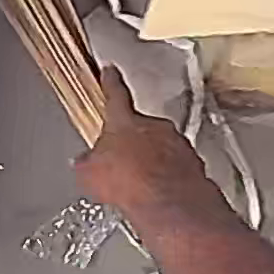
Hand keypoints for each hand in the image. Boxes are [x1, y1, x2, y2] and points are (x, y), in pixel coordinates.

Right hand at [73, 65, 223, 222]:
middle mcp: (154, 125)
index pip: (115, 94)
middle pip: (138, 126)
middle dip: (129, 142)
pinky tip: (152, 191)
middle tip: (118, 162)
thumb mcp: (88, 174)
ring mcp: (176, 142)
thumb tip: (81, 162)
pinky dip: (164, 174)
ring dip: (148, 160)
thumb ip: (85, 162)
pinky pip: (173, 164)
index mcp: (124, 122)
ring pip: (158, 146)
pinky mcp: (192, 161)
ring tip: (135, 184)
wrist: (166, 202)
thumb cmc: (128, 182)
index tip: (110, 71)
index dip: (110, 82)